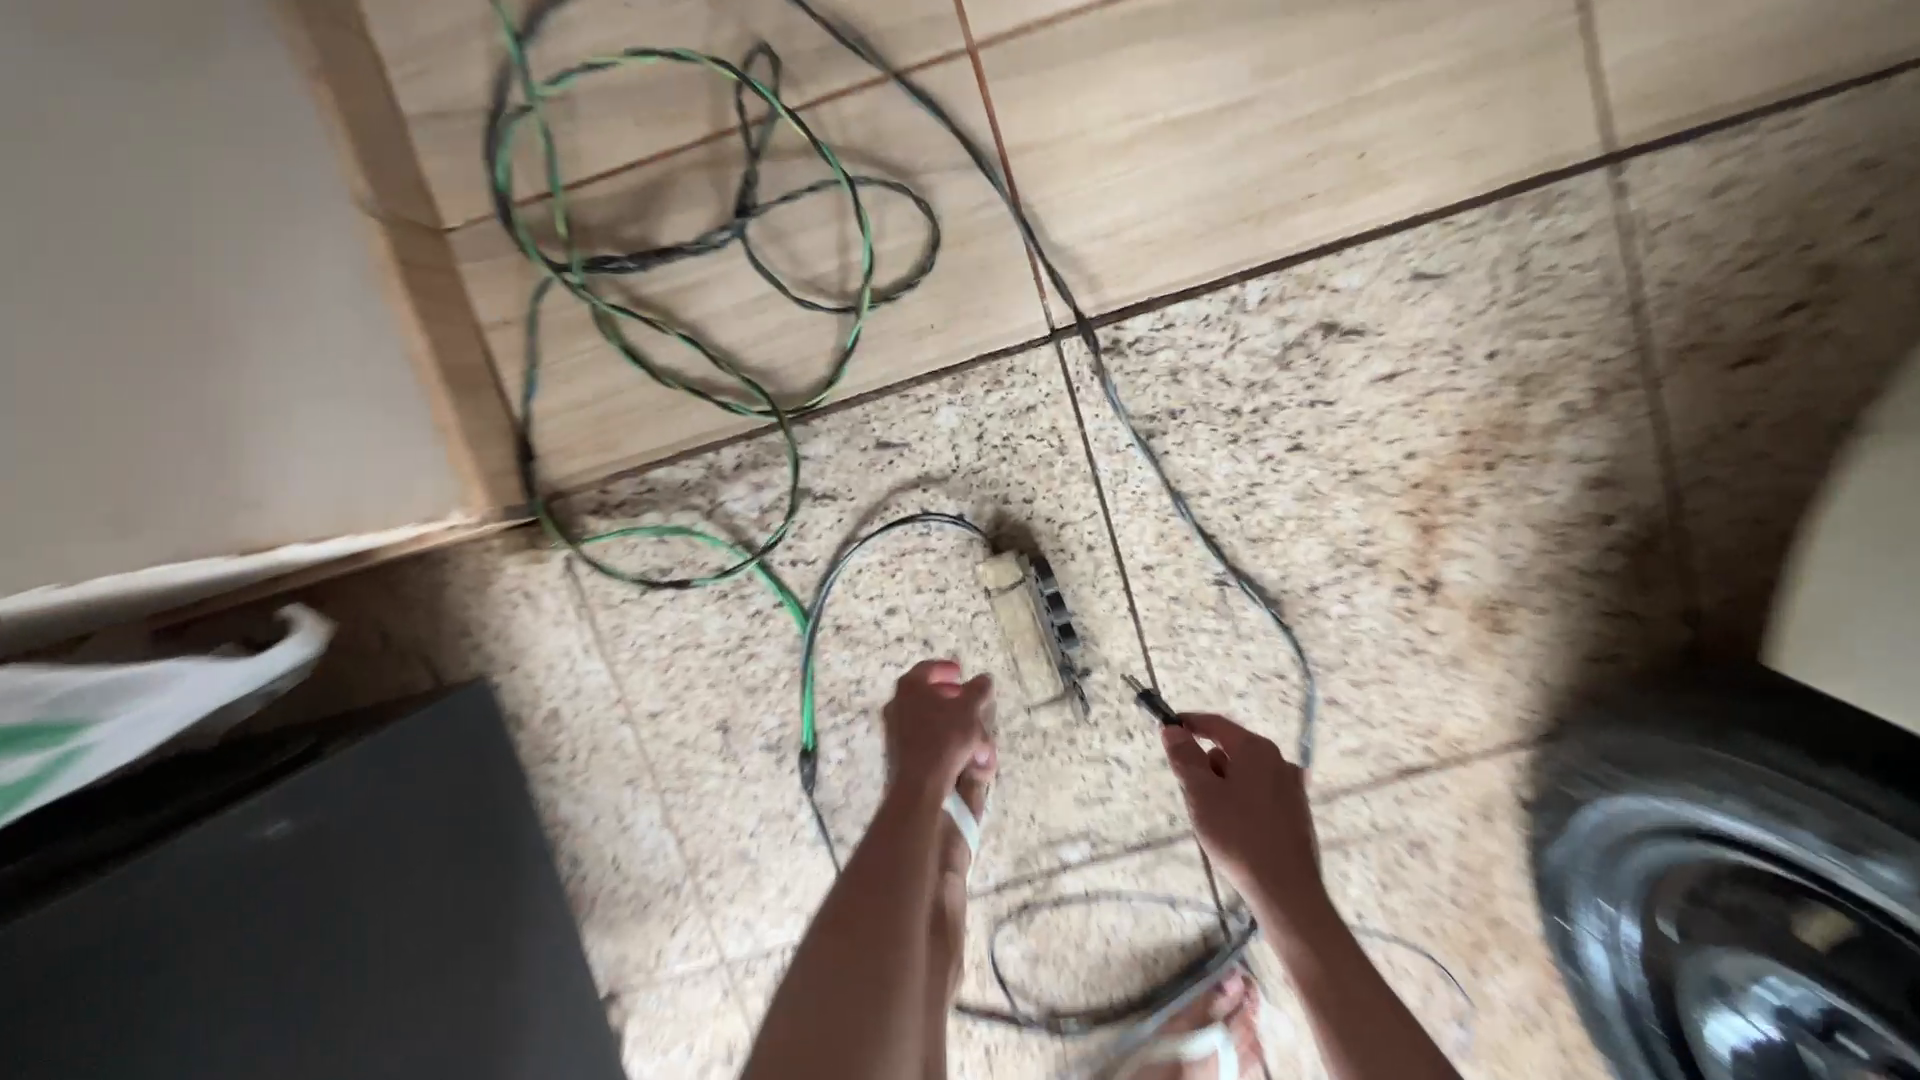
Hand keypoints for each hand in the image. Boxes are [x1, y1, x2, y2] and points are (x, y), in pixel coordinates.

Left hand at [882, 660, 994, 798]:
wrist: (920, 785)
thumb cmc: (945, 738)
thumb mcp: (969, 709)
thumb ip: (979, 690)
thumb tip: (984, 678)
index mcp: (910, 686)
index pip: (927, 668)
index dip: (946, 668)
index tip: (960, 674)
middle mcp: (897, 705)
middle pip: (932, 698)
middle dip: (959, 705)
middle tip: (973, 708)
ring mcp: (896, 731)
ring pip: (935, 724)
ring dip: (960, 730)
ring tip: (980, 743)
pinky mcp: (900, 754)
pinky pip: (930, 742)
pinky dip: (950, 746)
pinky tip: (968, 759)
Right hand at [1162, 713, 1328, 929]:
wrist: (1285, 889)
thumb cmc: (1237, 835)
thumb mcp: (1201, 794)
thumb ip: (1185, 757)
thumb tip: (1173, 729)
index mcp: (1255, 750)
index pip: (1216, 724)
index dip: (1190, 723)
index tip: (1168, 727)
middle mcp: (1278, 760)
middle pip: (1231, 749)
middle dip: (1207, 765)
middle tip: (1191, 793)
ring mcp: (1292, 787)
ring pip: (1245, 774)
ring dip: (1225, 785)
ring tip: (1214, 818)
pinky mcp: (1297, 812)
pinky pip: (1260, 794)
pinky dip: (1243, 800)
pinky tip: (1237, 828)